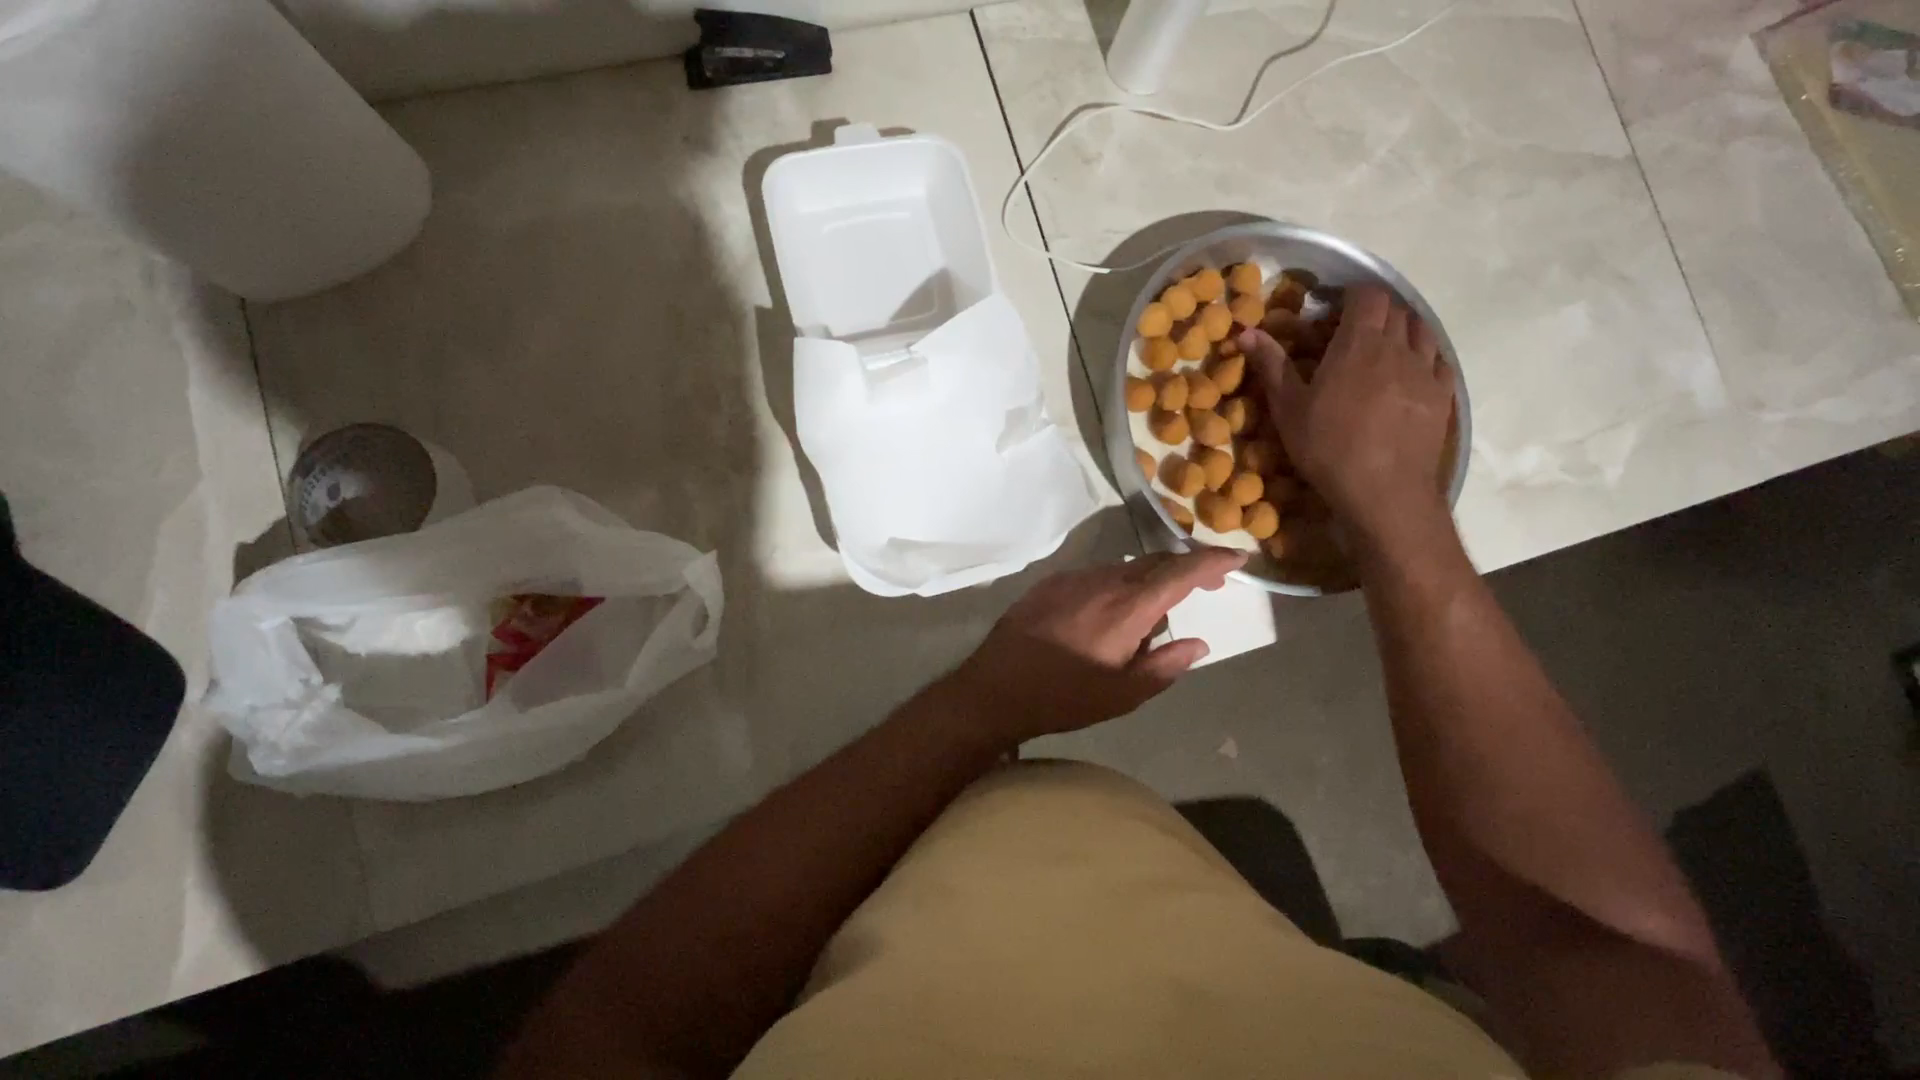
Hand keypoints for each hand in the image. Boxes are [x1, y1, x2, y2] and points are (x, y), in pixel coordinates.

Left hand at [940, 549, 1245, 743]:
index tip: (1238, 557)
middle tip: (1205, 588)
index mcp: (1128, 608)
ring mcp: (1072, 579)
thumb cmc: (1063, 698)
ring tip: (1150, 618)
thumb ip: (1165, 666)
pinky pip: (1095, 576)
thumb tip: (1197, 644)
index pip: (1181, 572)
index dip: (1213, 561)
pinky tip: (1107, 617)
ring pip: (1123, 569)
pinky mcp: (1048, 584)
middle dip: (1185, 569)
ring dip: (1147, 582)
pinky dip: (1115, 587)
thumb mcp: (1122, 695)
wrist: (993, 689)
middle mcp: (1103, 582)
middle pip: (1154, 563)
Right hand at [1240, 284, 1455, 551]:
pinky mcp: (1443, 394)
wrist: (1384, 492)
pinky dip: (1423, 355)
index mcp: (1359, 344)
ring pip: (1421, 330)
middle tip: (1353, 329)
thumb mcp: (1288, 409)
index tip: (1336, 307)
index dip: (1353, 294)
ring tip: (1384, 346)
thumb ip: (1272, 365)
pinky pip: (1438, 359)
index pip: (1368, 295)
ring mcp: (1426, 370)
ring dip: (1403, 328)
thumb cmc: (1328, 448)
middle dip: (1376, 310)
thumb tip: (1246, 331)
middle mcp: (1398, 347)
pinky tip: (1410, 372)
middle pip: (1396, 309)